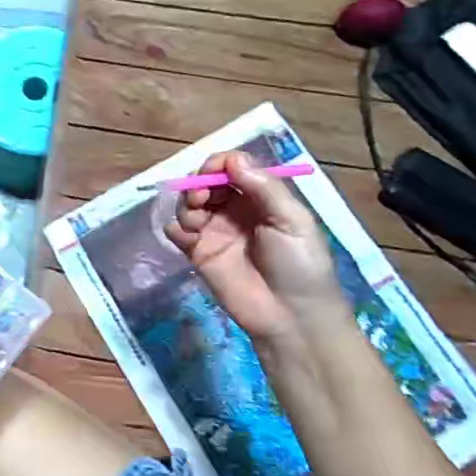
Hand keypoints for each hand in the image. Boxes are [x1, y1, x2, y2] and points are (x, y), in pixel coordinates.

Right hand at [163, 151, 351, 344]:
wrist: (290, 316)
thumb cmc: (300, 264)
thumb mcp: (293, 220)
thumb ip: (264, 187)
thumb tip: (232, 159)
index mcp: (261, 198)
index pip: (232, 168)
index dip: (219, 164)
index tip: (212, 172)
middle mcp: (234, 210)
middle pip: (205, 182)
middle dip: (197, 182)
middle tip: (200, 197)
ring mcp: (214, 231)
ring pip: (188, 204)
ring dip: (186, 204)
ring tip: (196, 221)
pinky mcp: (197, 253)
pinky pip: (176, 231)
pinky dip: (175, 227)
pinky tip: (186, 236)